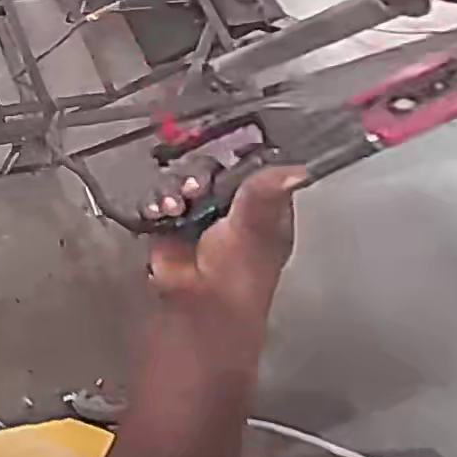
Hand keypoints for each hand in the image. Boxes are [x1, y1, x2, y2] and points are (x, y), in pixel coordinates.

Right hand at [146, 166, 304, 370]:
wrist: (197, 306)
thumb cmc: (238, 273)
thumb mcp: (255, 228)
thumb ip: (265, 194)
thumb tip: (301, 169)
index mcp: (262, 207)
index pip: (251, 167)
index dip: (236, 155)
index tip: (221, 150)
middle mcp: (230, 208)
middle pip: (208, 170)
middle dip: (196, 175)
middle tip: (192, 188)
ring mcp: (197, 216)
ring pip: (179, 182)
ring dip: (172, 190)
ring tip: (173, 207)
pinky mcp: (168, 225)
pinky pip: (157, 200)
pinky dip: (155, 203)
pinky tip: (159, 213)